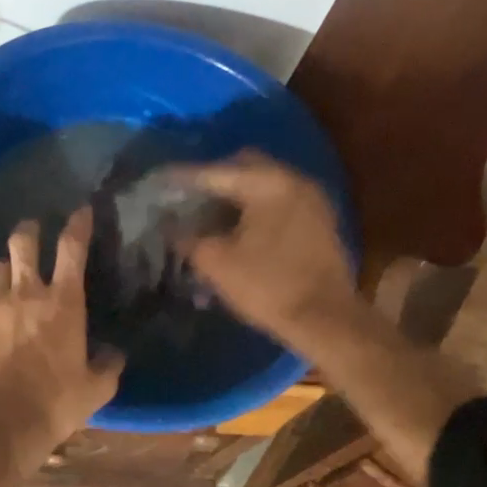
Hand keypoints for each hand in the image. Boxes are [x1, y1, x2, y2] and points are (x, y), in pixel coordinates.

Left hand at [0, 207, 123, 439]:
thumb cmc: (56, 404)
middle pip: (22, 243)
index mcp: (64, 303)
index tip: (81, 210)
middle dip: (28, 231)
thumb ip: (107, 365)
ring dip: (5, 271)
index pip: (73, 249)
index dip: (78, 224)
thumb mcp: (96, 389)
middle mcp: (26, 293)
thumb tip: (114, 353)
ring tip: (9, 281)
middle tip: (31, 230)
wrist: (0, 423)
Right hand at [170, 150, 359, 358]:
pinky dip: (257, 207)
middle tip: (188, 198)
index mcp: (266, 183)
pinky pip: (280, 200)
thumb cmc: (268, 286)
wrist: (327, 320)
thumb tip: (169, 227)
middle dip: (214, 179)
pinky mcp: (320, 220)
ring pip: (264, 183)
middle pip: (244, 166)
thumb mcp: (216, 263)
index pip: (214, 172)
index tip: (159, 182)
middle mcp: (293, 180)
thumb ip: (187, 238)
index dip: (182, 178)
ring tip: (211, 215)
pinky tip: (240, 229)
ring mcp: (311, 199)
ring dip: (237, 194)